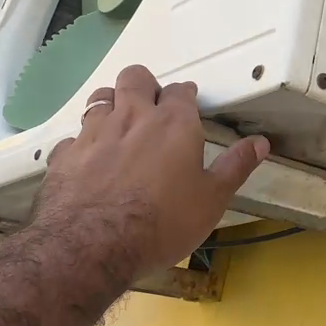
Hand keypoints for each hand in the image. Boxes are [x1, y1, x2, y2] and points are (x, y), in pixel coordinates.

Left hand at [36, 65, 268, 279]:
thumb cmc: (161, 222)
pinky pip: (72, 138)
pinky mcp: (63, 157)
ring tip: (117, 126)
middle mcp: (133, 116)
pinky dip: (81, 145)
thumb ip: (236, 166)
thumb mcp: (211, 200)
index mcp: (174, 122)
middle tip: (149, 108)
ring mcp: (94, 133)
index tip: (187, 107)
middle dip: (143, 85)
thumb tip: (261, 142)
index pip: (180, 90)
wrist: (89, 248)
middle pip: (135, 77)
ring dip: (110, 105)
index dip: (184, 96)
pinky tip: (86, 163)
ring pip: (100, 98)